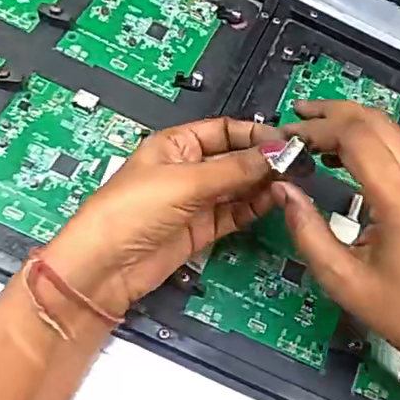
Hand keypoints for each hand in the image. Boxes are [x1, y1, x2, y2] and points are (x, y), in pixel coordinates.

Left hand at [45, 117, 285, 314]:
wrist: (104, 268)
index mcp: (177, 144)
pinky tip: (273, 202)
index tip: (284, 143)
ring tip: (290, 184)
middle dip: (263, 160)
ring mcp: (196, 200)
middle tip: (295, 165)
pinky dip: (254, 207)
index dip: (254, 135)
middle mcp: (189, 168)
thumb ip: (234, 168)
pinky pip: (235, 212)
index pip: (224, 130)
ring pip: (239, 186)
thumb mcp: (185, 181)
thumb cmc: (131, 211)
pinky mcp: (201, 228)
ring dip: (263, 184)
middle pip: (235, 158)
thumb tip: (275, 152)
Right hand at [275, 101, 399, 399]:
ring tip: (310, 129)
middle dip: (331, 112)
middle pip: (374, 121)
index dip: (318, 129)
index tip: (287, 138)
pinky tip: (337, 154)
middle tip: (294, 117)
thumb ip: (306, 230)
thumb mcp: (340, 278)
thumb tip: (282, 188)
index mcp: (399, 199)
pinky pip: (395, 146)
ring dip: (348, 120)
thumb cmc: (397, 309)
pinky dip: (364, 137)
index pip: (357, 137)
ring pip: (387, 128)